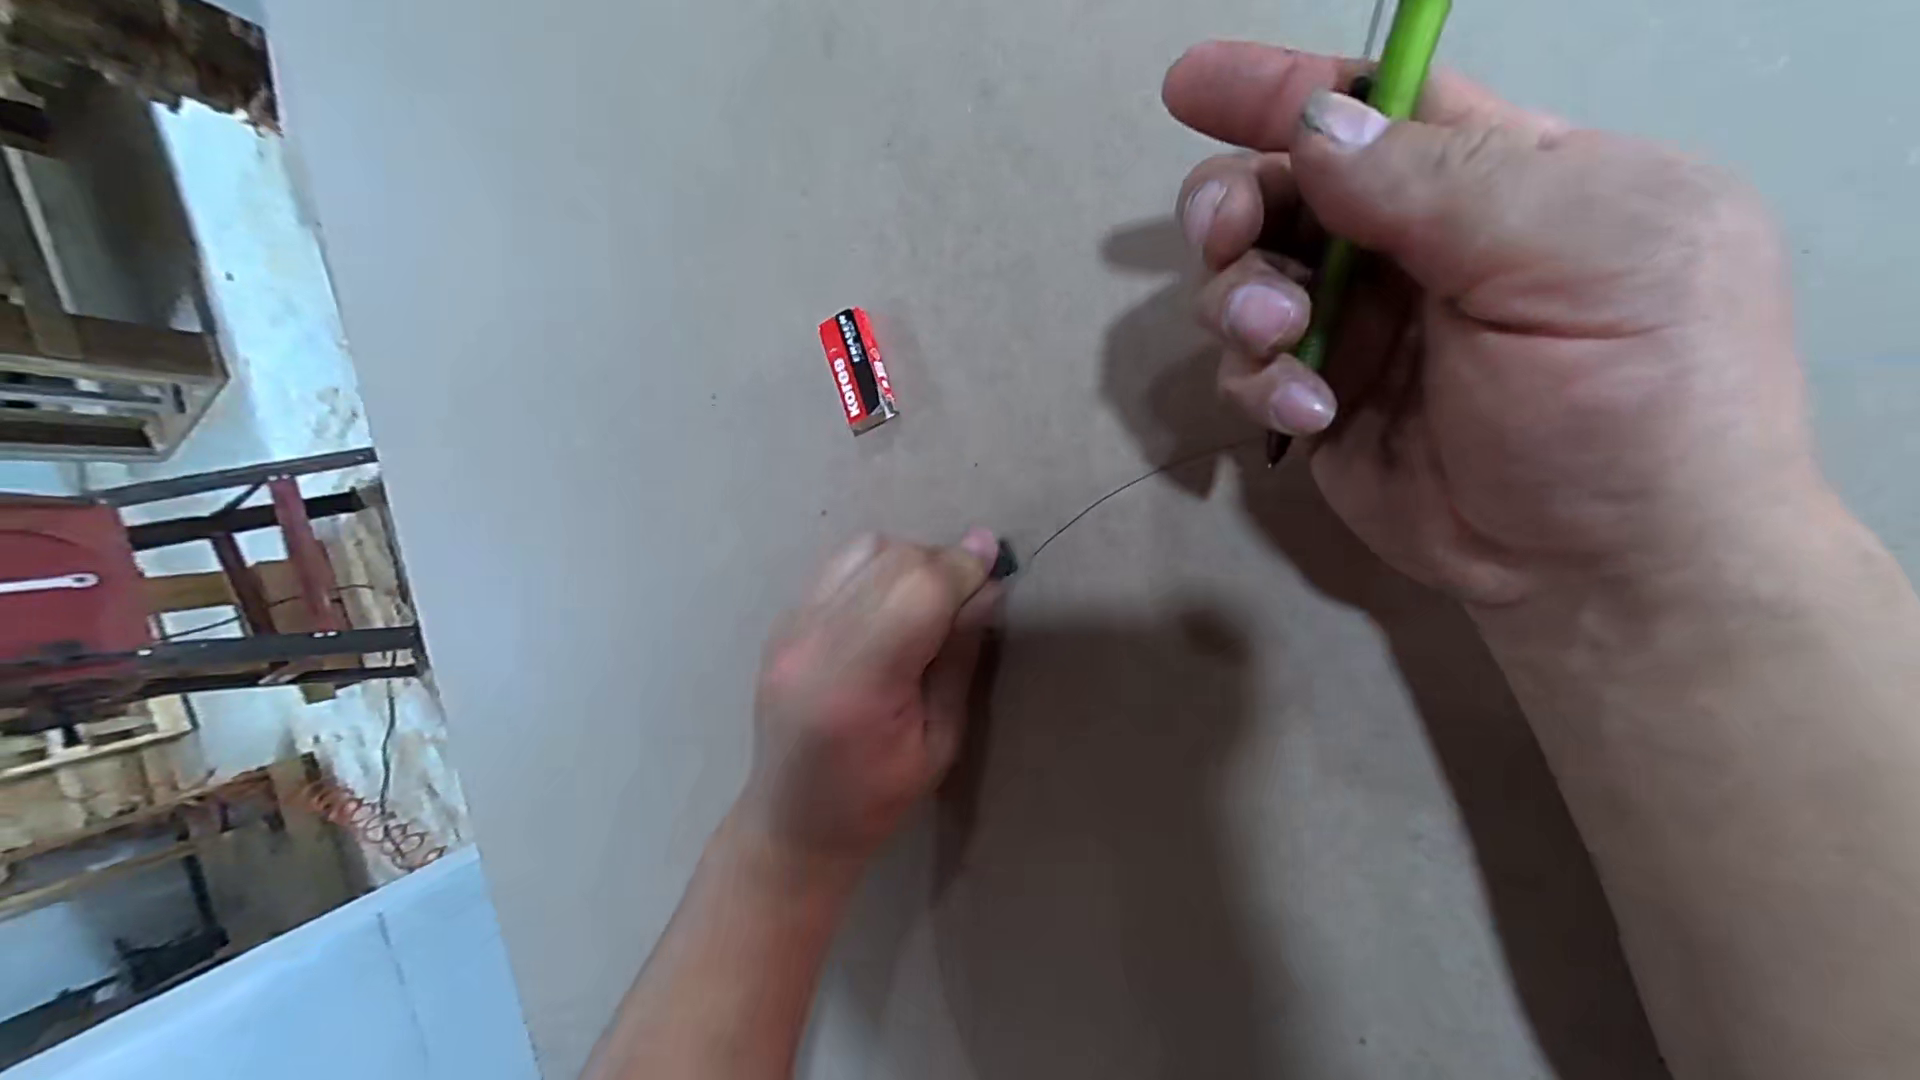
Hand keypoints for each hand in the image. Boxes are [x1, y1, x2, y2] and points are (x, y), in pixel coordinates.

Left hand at [741, 530, 1000, 863]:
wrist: (791, 819)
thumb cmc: (876, 798)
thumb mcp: (941, 740)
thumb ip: (961, 658)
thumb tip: (988, 589)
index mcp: (858, 681)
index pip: (920, 590)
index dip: (963, 567)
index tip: (995, 557)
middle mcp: (815, 639)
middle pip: (893, 560)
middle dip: (942, 562)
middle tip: (968, 590)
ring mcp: (791, 625)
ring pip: (864, 549)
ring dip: (909, 559)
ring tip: (927, 598)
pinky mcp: (782, 621)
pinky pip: (838, 564)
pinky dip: (876, 566)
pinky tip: (888, 601)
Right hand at [1163, 42, 1824, 609]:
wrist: (1594, 559)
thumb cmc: (1632, 394)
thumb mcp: (1578, 255)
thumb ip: (1441, 182)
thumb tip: (1315, 128)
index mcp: (1486, 179)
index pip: (1367, 106)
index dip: (1274, 91)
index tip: (1189, 85)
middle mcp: (1402, 248)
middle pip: (1275, 198)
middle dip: (1233, 210)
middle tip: (1226, 239)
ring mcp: (1349, 331)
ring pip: (1240, 286)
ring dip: (1240, 303)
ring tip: (1281, 336)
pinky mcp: (1309, 400)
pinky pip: (1246, 371)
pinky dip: (1258, 383)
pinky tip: (1307, 412)